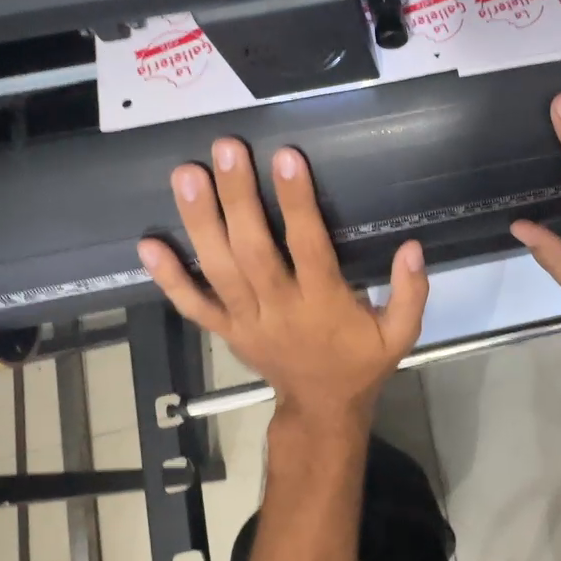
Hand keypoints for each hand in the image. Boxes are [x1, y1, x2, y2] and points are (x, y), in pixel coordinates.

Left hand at [137, 140, 428, 426]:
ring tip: (186, 175)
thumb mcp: (401, 334)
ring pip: (218, 269)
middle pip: (253, 250)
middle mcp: (280, 308)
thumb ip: (411, 292)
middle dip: (237, 197)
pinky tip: (148, 243)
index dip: (297, 202)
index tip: (286, 158)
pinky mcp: (226, 331)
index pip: (308, 246)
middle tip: (225, 150)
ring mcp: (246, 321)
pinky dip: (169, 277)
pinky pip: (192, 305)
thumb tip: (412, 246)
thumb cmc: (362, 363)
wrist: (322, 410)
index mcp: (324, 304)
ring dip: (200, 221)